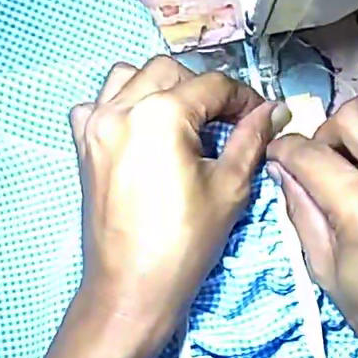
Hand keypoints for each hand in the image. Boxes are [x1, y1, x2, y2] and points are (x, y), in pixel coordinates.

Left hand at [69, 57, 284, 350]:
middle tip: (229, 122)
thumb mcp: (230, 188)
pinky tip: (143, 130)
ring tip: (185, 120)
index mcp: (160, 114)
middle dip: (204, 90)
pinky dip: (124, 103)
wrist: (133, 287)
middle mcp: (122, 107)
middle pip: (170, 71)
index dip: (245, 98)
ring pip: (130, 76)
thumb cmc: (186, 243)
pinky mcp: (83, 144)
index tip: (263, 115)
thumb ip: (251, 139)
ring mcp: (95, 123)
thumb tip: (274, 111)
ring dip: (162, 87)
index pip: (212, 85)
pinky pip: (100, 102)